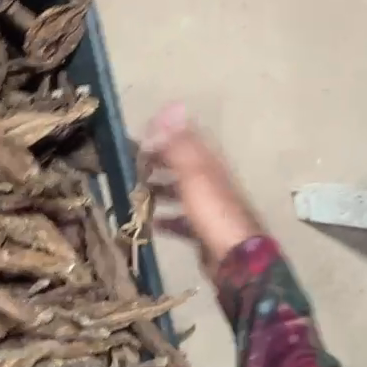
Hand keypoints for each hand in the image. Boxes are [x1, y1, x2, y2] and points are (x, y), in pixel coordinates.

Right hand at [141, 102, 264, 268]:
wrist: (236, 260)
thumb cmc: (213, 212)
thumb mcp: (193, 173)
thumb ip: (179, 143)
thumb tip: (172, 105)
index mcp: (208, 164)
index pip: (184, 139)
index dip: (162, 134)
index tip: (136, 136)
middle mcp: (209, 181)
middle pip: (179, 165)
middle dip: (156, 162)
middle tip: (130, 164)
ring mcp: (207, 207)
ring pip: (178, 191)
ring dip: (158, 189)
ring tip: (135, 192)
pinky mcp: (202, 231)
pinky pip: (179, 220)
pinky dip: (165, 219)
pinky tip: (151, 223)